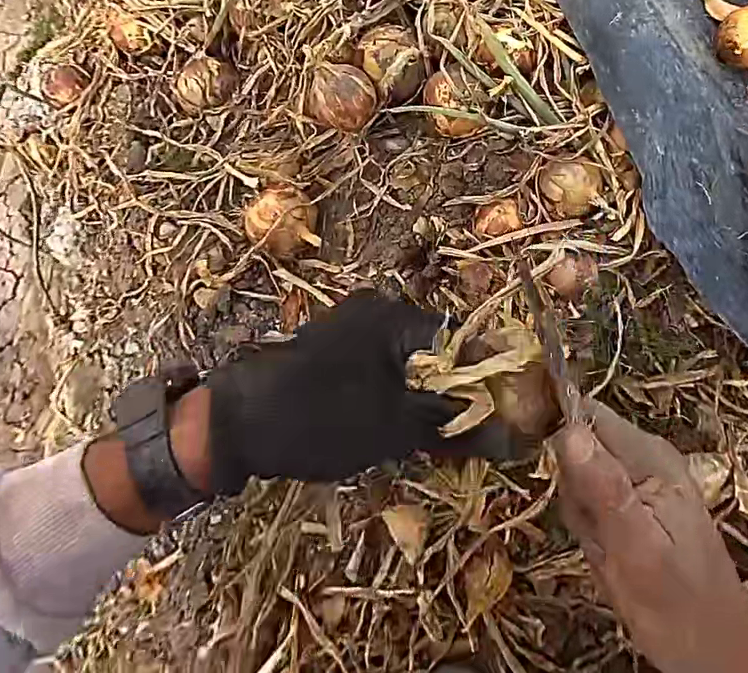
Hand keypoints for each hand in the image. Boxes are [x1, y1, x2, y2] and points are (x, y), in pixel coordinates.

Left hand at [204, 290, 507, 494]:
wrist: (233, 425)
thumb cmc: (320, 417)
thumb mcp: (396, 428)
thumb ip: (456, 428)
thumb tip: (515, 439)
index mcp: (395, 315)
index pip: (460, 340)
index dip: (481, 379)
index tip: (495, 414)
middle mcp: (376, 309)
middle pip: (435, 349)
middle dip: (450, 390)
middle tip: (457, 432)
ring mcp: (351, 325)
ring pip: (407, 361)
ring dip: (420, 395)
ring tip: (420, 434)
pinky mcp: (333, 346)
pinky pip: (380, 366)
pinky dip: (392, 392)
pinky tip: (387, 424)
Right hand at [555, 399, 747, 672]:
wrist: (717, 652)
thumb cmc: (677, 606)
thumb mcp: (635, 548)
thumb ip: (603, 488)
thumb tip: (569, 431)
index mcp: (650, 455)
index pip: (587, 415)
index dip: (564, 443)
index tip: (569, 491)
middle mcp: (648, 455)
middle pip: (581, 447)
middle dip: (575, 491)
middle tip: (597, 535)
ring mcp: (644, 479)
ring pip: (583, 478)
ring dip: (584, 516)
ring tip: (608, 551)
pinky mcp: (639, 504)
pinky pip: (595, 504)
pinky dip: (594, 530)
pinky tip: (612, 556)